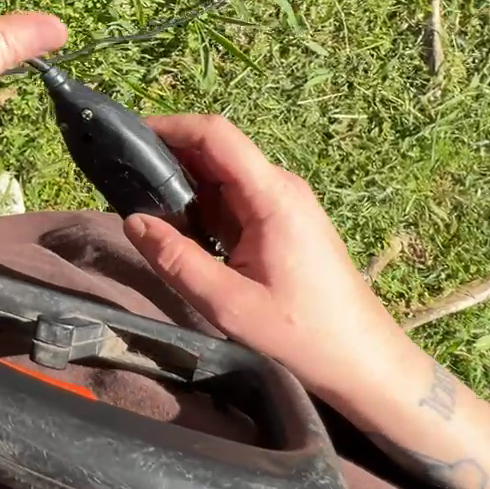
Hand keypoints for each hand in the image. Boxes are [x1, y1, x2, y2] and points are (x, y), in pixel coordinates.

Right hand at [121, 113, 420, 416]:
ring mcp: (282, 202)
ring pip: (220, 172)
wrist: (365, 363)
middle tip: (124, 173)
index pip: (216, 135)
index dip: (171, 126)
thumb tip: (132, 221)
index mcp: (272, 196)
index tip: (129, 136)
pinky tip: (177, 225)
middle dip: (168, 153)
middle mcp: (279, 187)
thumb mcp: (229, 304)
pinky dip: (199, 201)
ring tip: (142, 200)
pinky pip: (231, 195)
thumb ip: (176, 260)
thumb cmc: (303, 334)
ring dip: (182, 181)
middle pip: (215, 149)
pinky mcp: (279, 220)